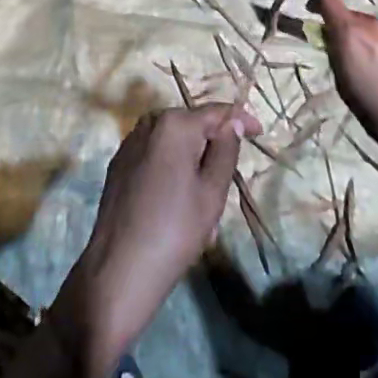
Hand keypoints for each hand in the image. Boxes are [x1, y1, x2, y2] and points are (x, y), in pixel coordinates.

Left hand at [48, 103, 261, 377]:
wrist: (121, 266)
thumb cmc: (176, 228)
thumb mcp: (212, 191)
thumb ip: (226, 150)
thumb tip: (231, 122)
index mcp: (173, 124)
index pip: (216, 111)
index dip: (240, 119)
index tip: (259, 131)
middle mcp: (148, 124)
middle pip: (192, 124)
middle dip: (213, 144)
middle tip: (228, 179)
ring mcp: (129, 143)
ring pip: (172, 141)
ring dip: (192, 158)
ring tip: (204, 197)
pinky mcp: (118, 163)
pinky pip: (154, 155)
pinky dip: (171, 167)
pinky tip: (176, 200)